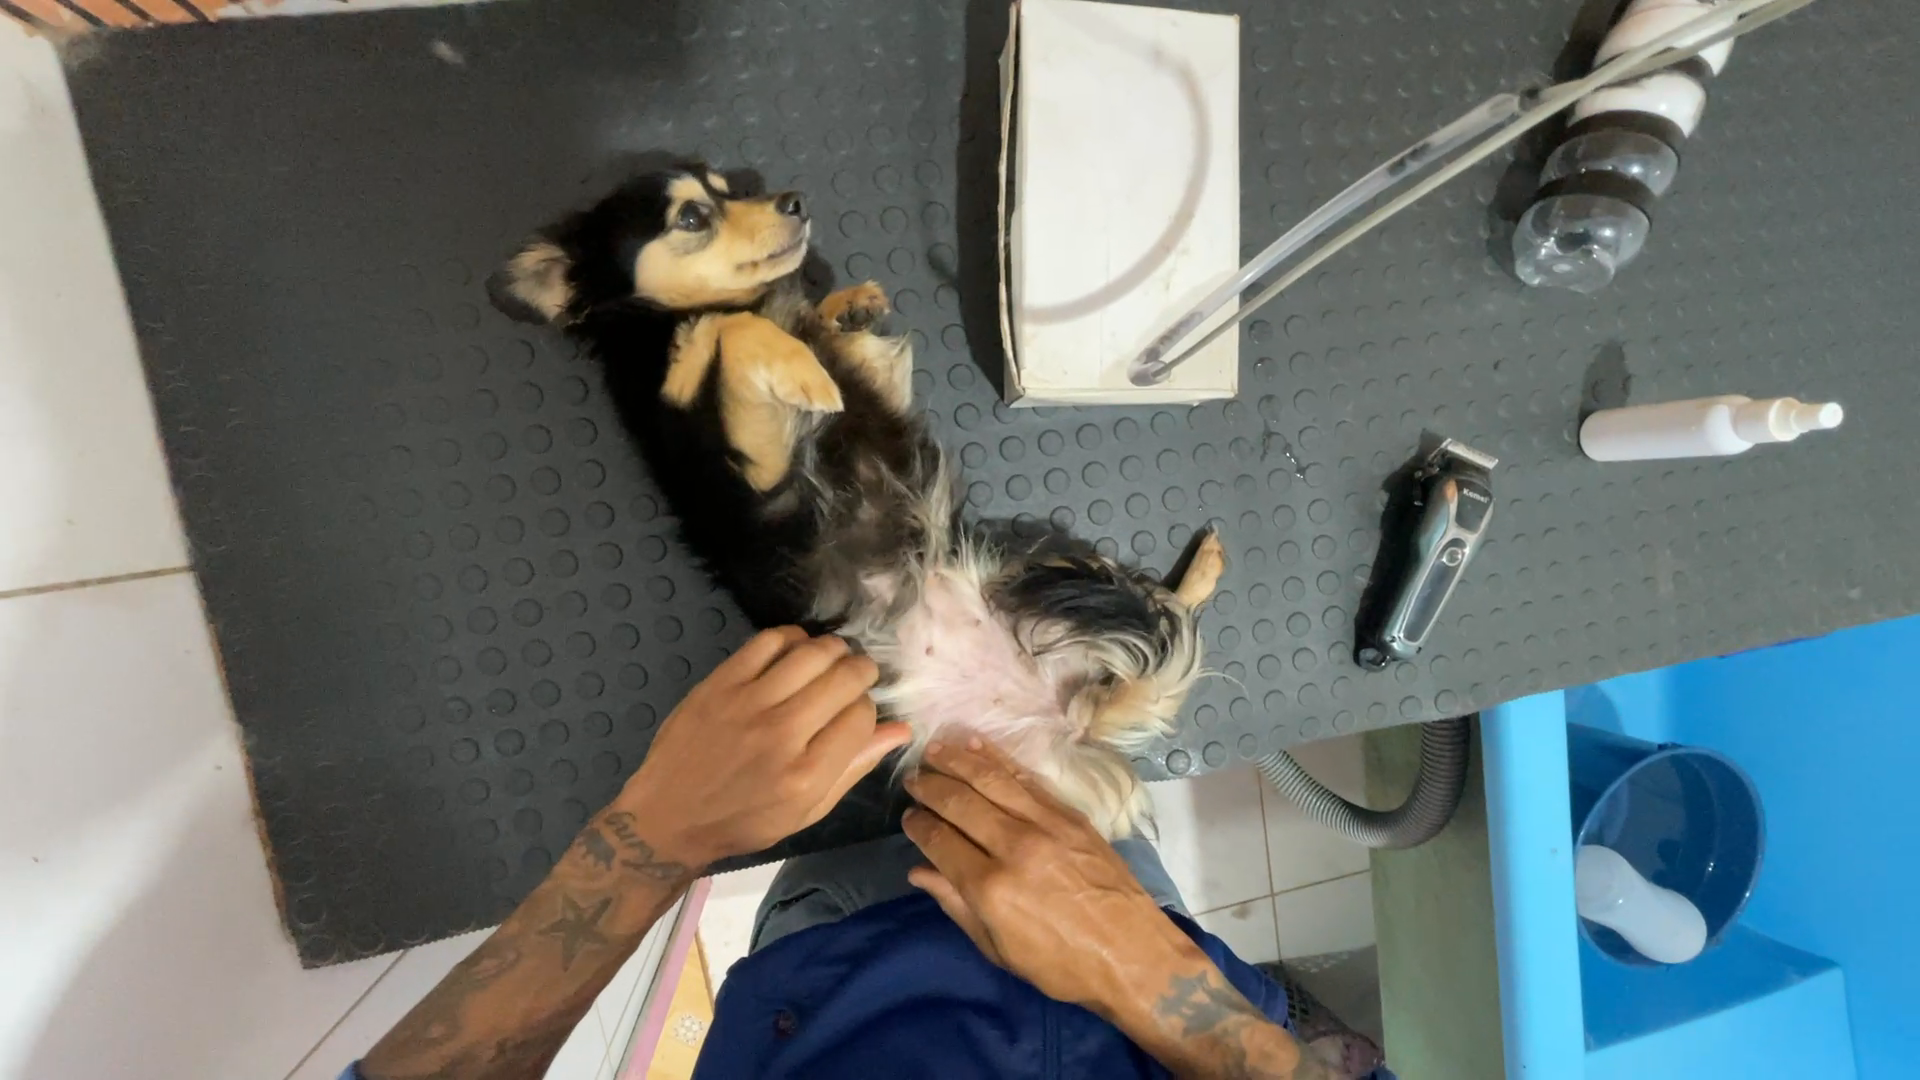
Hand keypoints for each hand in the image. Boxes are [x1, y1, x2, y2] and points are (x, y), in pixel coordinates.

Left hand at [614, 627, 910, 869]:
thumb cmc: (743, 821)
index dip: (869, 709)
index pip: (862, 715)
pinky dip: (794, 637)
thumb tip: (901, 729)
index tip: (857, 713)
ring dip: (835, 650)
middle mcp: (782, 734)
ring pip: (813, 652)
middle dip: (861, 672)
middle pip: (845, 678)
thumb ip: (855, 767)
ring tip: (834, 659)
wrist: (667, 817)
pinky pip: (770, 640)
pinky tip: (798, 650)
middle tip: (856, 677)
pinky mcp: (721, 683)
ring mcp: (748, 703)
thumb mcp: (807, 811)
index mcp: (806, 774)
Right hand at [905, 740, 1322, 1078]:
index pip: (940, 842)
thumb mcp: (999, 949)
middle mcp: (1014, 847)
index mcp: (991, 888)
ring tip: (934, 750)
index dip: (918, 826)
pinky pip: (1024, 777)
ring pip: (990, 780)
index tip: (907, 818)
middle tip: (912, 780)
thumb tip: (918, 871)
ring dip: (957, 761)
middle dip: (930, 788)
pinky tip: (975, 746)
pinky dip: (997, 758)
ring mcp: (1044, 824)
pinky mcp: (1068, 813)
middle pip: (960, 803)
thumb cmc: (1061, 964)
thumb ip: (956, 904)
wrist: (1132, 953)